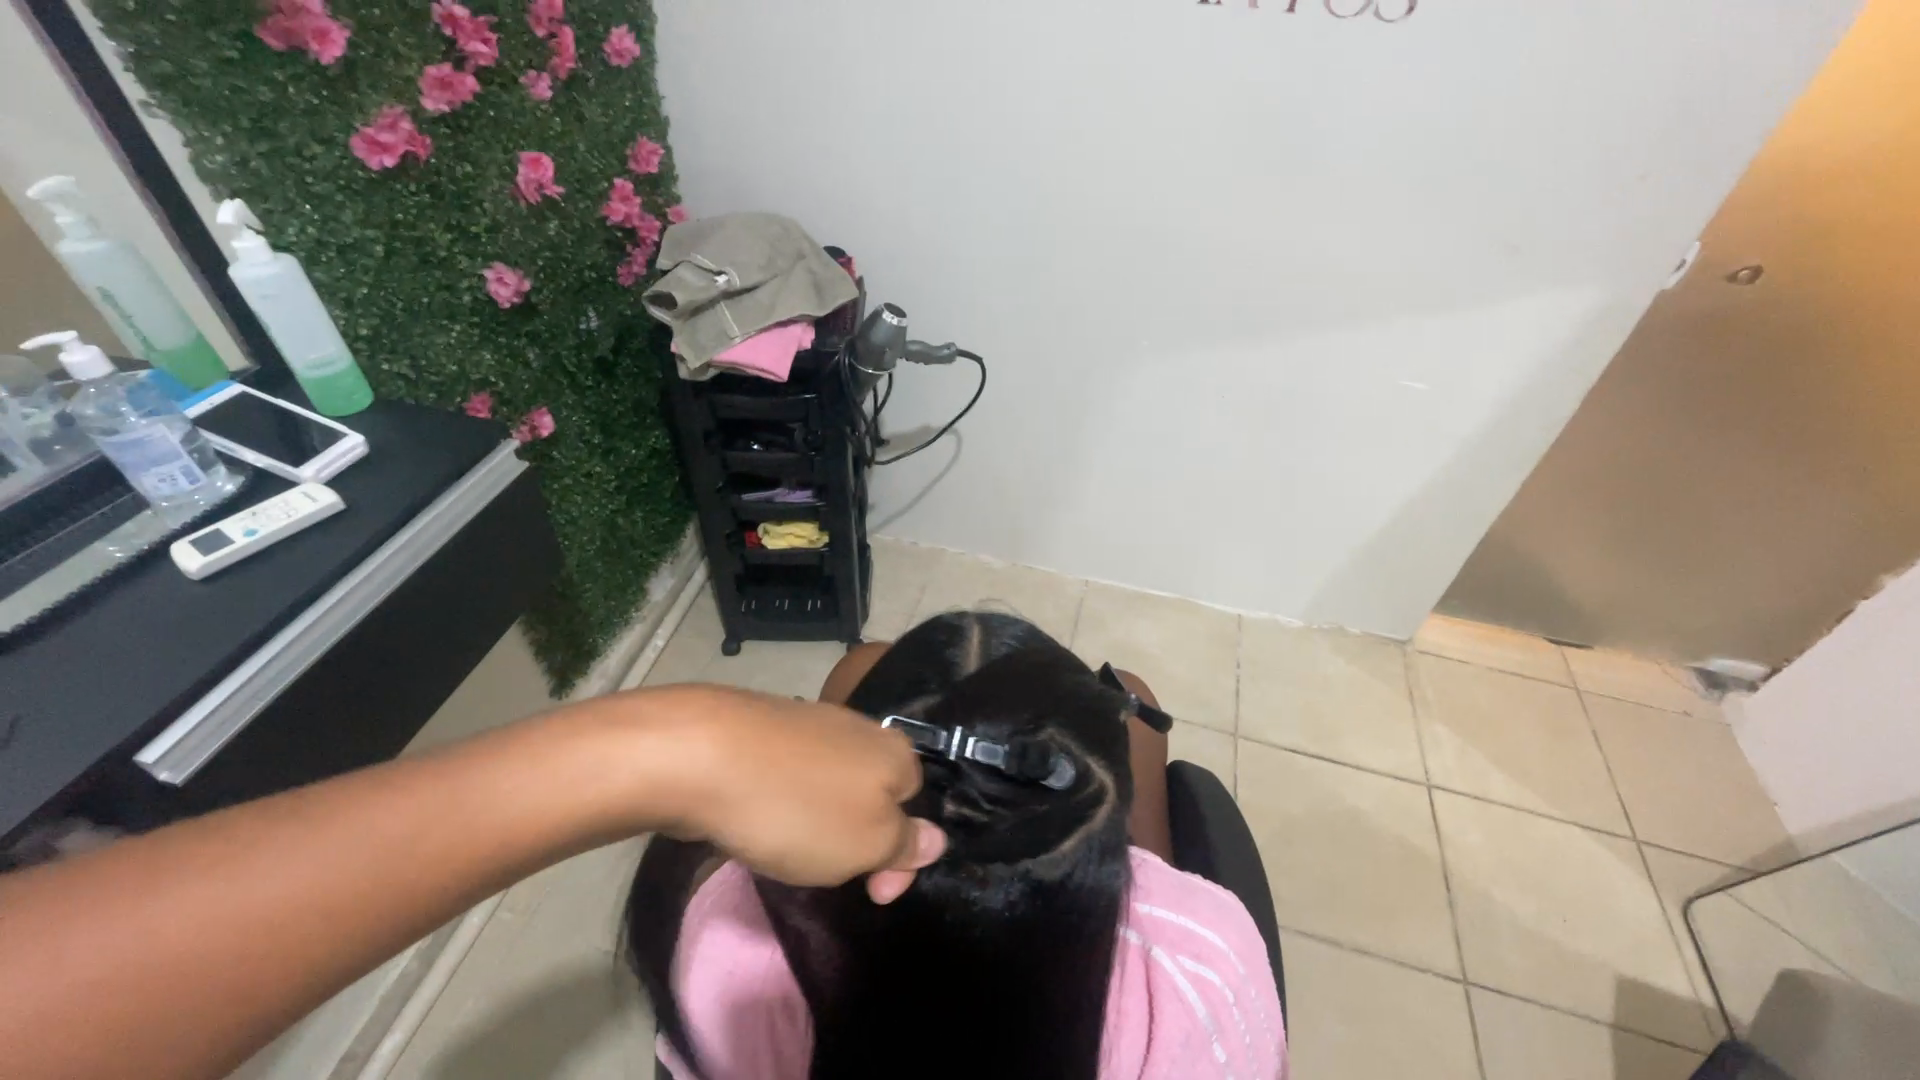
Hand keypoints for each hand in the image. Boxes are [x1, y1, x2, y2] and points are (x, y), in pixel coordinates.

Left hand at [617, 685, 945, 902]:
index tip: (871, 893)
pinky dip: (780, 797)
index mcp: (896, 753)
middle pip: (873, 792)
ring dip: (817, 818)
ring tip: (784, 845)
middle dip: (855, 836)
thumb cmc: (796, 807)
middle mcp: (860, 728)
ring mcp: (810, 722)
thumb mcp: (866, 843)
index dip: (900, 856)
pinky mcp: (764, 727)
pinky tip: (757, 814)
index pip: (917, 806)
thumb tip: (936, 838)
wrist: (699, 756)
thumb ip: (906, 844)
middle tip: (823, 869)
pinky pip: (789, 772)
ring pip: (830, 782)